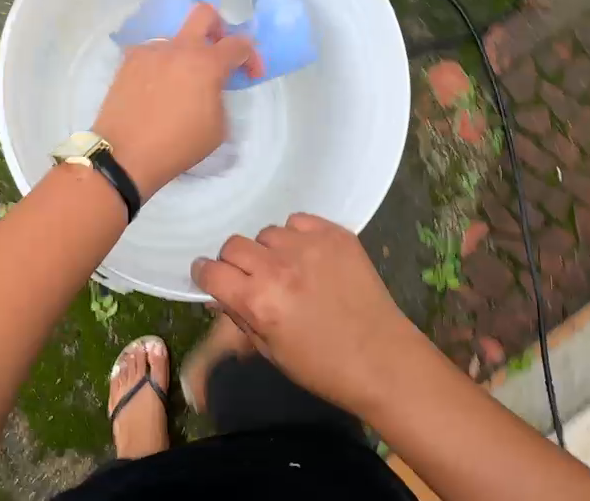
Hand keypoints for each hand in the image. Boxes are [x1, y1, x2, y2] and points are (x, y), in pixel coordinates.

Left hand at [93, 2, 262, 197]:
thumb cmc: (178, 145)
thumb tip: (210, 86)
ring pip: (175, 38)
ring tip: (180, 83)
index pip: (239, 44)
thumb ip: (219, 96)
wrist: (126, 154)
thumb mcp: (217, 127)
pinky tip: (155, 88)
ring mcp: (151, 51)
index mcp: (206, 64)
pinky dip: (160, 65)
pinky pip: (152, 53)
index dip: (251, 56)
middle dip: (218, 26)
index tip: (251, 74)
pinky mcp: (129, 60)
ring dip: (185, 54)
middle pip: (205, 13)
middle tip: (218, 51)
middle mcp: (179, 48)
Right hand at [191, 213, 427, 416]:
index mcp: (258, 301)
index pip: (211, 271)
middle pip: (234, 245)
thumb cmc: (323, 367)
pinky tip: (309, 257)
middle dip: (234, 262)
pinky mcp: (335, 234)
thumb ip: (239, 315)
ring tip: (288, 270)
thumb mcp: (270, 350)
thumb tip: (217, 293)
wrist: (383, 359)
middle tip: (251, 278)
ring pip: (267, 233)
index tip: (209, 276)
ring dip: (269, 250)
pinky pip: (298, 221)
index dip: (205, 274)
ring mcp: (308, 246)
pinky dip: (297, 236)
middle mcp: (278, 267)